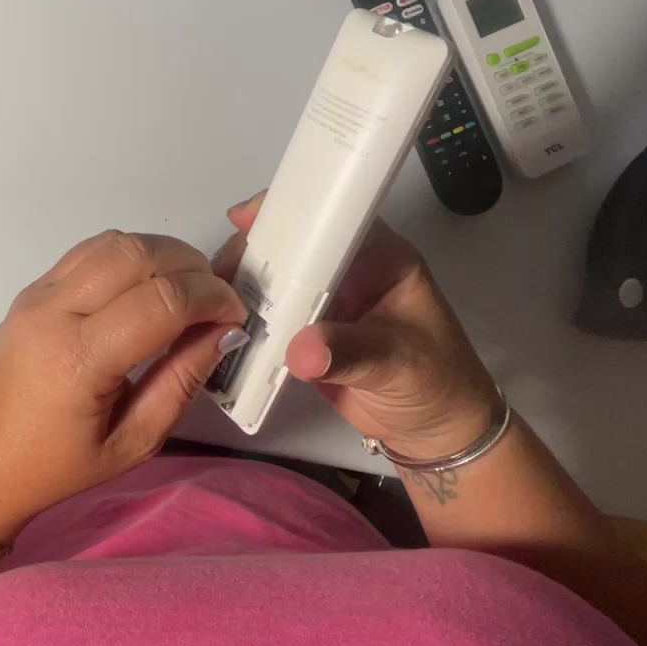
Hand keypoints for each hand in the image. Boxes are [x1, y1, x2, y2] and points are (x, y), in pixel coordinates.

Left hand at [0, 230, 248, 538]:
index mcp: (79, 359)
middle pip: (139, 254)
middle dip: (192, 266)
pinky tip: (145, 286)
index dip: (211, 299)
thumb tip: (223, 333)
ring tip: (186, 289)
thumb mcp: (132, 442)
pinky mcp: (29, 291)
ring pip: (113, 242)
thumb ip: (181, 381)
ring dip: (161, 253)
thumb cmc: (53, 468)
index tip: (234, 316)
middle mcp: (54, 313)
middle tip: (215, 299)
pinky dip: (128, 255)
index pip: (162, 300)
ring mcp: (36, 295)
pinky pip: (88, 252)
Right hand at [216, 192, 498, 458]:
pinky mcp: (304, 330)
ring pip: (272, 279)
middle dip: (250, 253)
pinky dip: (244, 320)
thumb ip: (349, 352)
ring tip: (211, 302)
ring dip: (240, 288)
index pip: (328, 218)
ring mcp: (322, 299)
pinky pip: (268, 316)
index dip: (285, 213)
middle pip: (289, 245)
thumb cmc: (436, 384)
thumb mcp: (397, 362)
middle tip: (217, 276)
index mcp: (377, 257)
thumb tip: (299, 350)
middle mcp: (345, 269)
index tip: (242, 221)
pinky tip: (219, 326)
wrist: (435, 432)